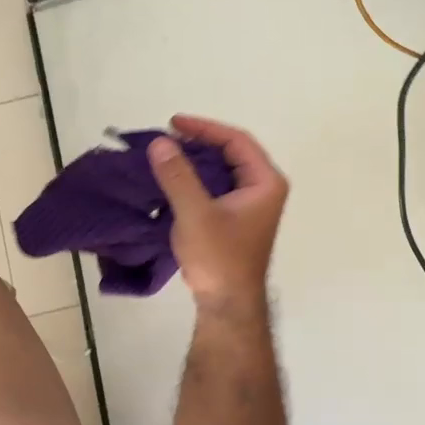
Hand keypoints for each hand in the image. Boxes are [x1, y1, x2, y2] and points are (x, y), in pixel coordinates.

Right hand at [148, 114, 288, 310]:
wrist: (227, 301)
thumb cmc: (218, 257)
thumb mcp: (195, 213)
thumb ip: (177, 176)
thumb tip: (159, 142)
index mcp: (264, 182)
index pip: (236, 141)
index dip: (204, 128)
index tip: (172, 123)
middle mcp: (262, 189)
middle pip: (230, 152)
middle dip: (197, 142)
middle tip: (165, 139)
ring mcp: (248, 205)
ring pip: (220, 170)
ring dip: (192, 160)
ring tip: (162, 156)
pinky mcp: (232, 218)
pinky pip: (213, 187)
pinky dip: (192, 178)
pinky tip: (169, 181)